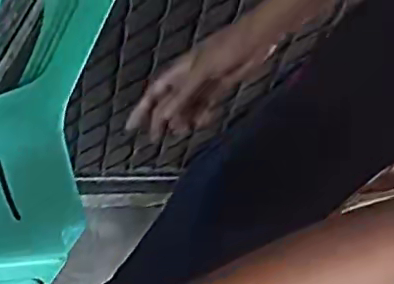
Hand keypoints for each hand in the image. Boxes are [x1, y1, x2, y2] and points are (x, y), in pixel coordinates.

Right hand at [127, 17, 279, 142]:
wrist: (263, 35)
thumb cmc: (229, 46)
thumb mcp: (200, 72)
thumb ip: (180, 97)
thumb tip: (161, 118)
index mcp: (177, 73)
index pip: (152, 95)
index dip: (140, 111)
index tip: (130, 128)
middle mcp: (187, 80)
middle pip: (167, 105)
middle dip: (162, 121)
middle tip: (159, 137)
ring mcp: (202, 84)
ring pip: (185, 109)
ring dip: (183, 121)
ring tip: (186, 129)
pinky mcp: (218, 87)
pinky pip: (203, 107)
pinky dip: (202, 116)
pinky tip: (204, 120)